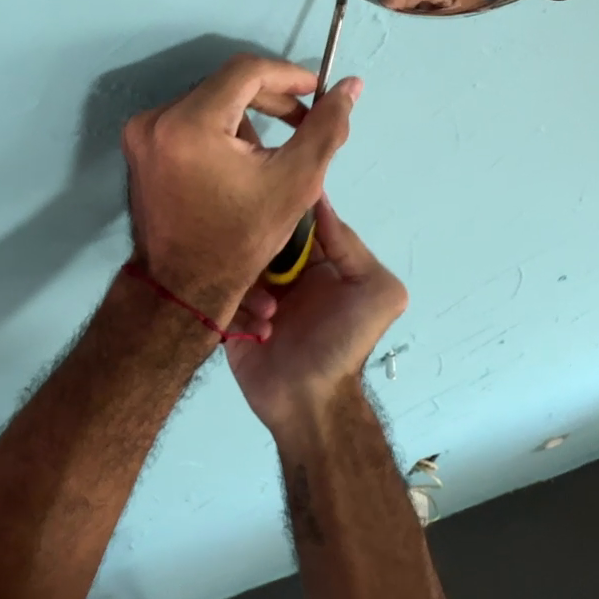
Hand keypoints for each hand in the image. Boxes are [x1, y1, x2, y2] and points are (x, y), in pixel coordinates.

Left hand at [121, 54, 360, 321]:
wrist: (184, 286)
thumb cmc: (242, 239)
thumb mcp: (295, 181)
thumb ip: (325, 128)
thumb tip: (351, 86)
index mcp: (189, 124)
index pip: (244, 71)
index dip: (287, 75)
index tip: (315, 90)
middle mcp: (156, 119)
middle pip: (224, 85)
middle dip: (268, 97)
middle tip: (303, 118)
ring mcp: (142, 133)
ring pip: (207, 101)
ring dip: (243, 115)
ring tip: (270, 150)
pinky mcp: (139, 146)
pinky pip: (187, 119)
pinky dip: (217, 129)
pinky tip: (238, 159)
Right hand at [226, 198, 408, 436]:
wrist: (311, 404)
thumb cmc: (345, 344)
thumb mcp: (375, 290)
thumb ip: (349, 244)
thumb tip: (317, 195)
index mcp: (315, 261)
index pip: (293, 221)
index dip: (284, 210)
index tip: (270, 199)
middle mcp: (283, 273)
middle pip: (260, 239)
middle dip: (260, 248)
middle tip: (266, 263)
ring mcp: (254, 295)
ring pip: (238, 266)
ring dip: (254, 288)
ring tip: (271, 313)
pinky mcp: (229, 316)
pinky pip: (222, 295)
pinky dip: (241, 310)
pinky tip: (259, 331)